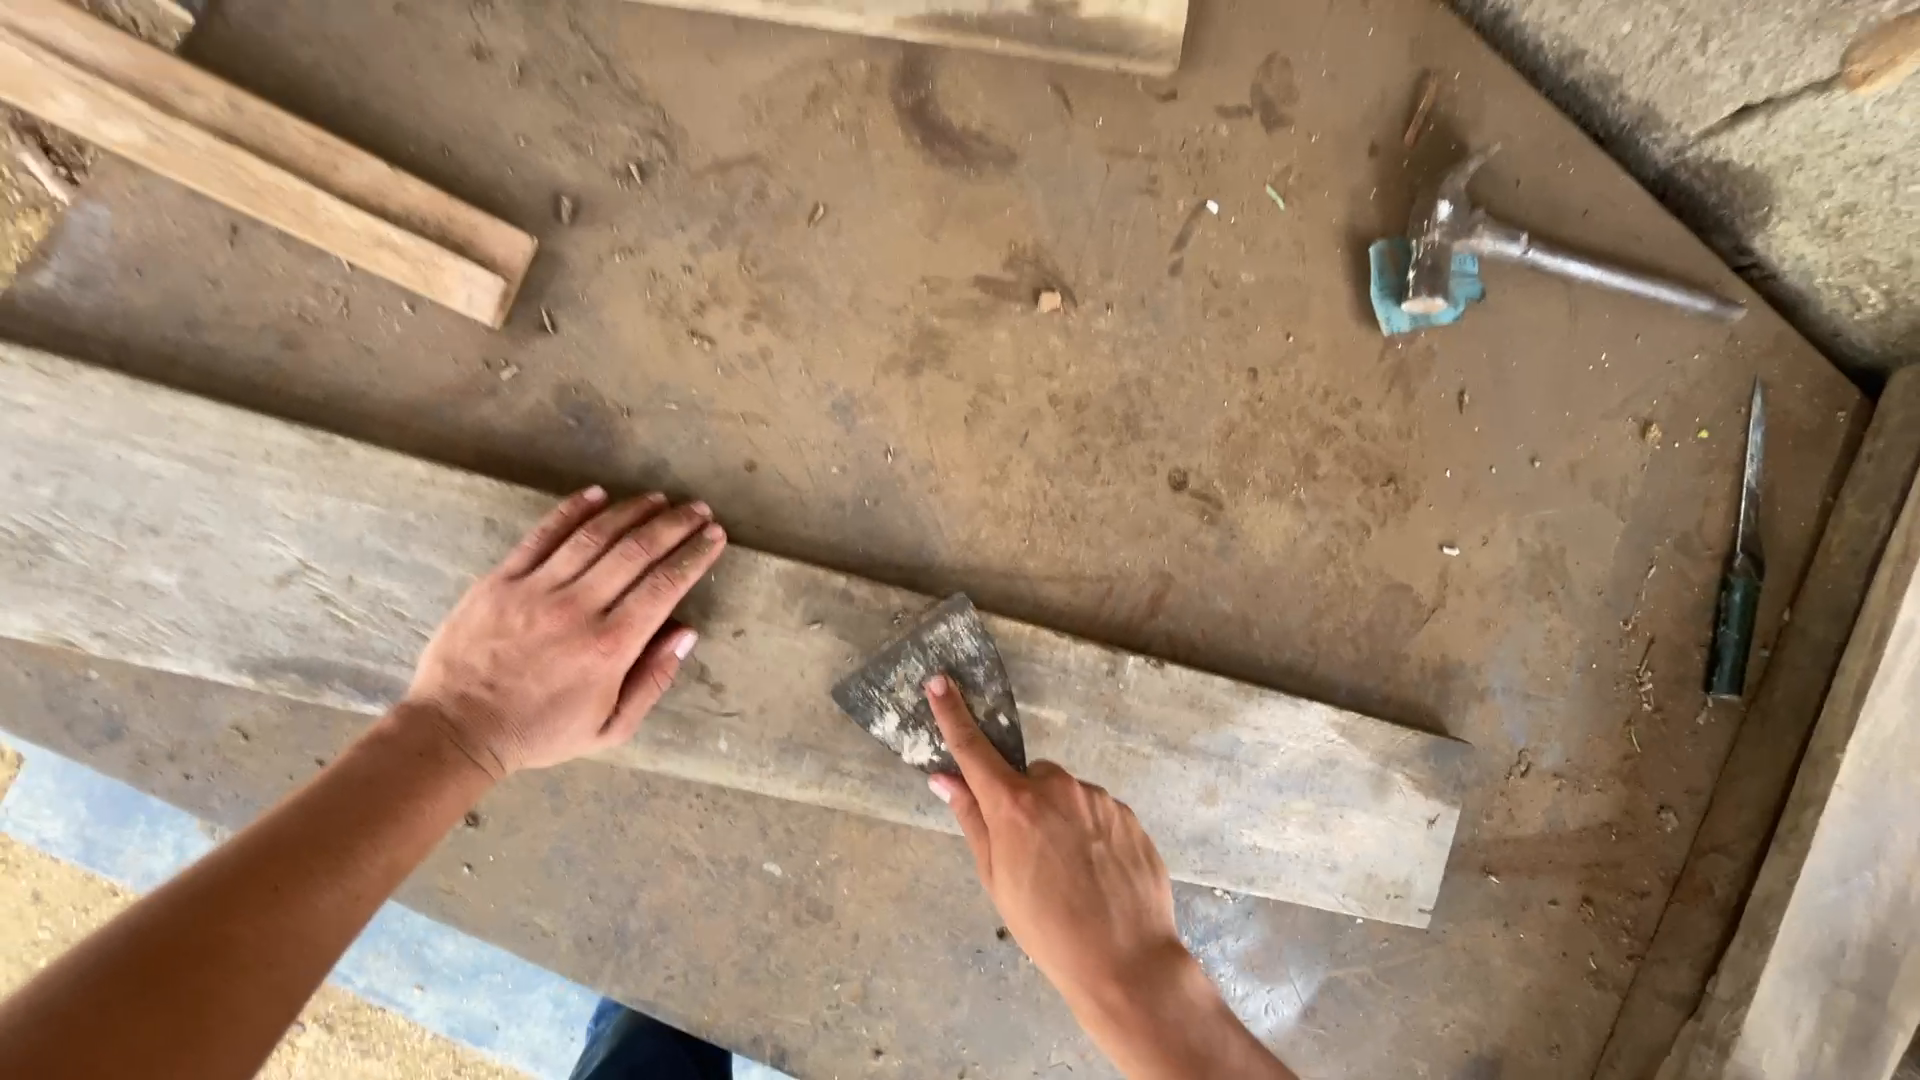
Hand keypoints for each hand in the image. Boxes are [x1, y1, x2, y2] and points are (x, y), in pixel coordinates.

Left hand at [403, 486, 726, 778]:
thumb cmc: (540, 732)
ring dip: (633, 511)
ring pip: (595, 536)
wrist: (455, 730)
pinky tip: (599, 494)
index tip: (714, 537)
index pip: (665, 585)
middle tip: (698, 510)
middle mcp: (578, 609)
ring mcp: (536, 589)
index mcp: (610, 646)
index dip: (695, 555)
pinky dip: (573, 510)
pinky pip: (543, 535)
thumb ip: (653, 681)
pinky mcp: (501, 579)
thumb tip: (686, 633)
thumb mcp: (610, 727)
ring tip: (659, 499)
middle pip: (637, 551)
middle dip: (675, 525)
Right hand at [924, 674, 1187, 1007]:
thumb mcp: (995, 878)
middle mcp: (1057, 788)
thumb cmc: (1047, 928)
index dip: (952, 713)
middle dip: (1024, 801)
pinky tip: (1096, 871)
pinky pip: (1096, 809)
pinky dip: (1089, 830)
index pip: (973, 748)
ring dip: (1060, 817)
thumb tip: (943, 779)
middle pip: (1029, 777)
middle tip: (1031, 852)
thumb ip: (971, 819)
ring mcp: (1097, 797)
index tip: (939, 680)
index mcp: (1014, 804)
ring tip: (1070, 871)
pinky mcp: (1127, 813)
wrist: (1125, 961)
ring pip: (1065, 794)